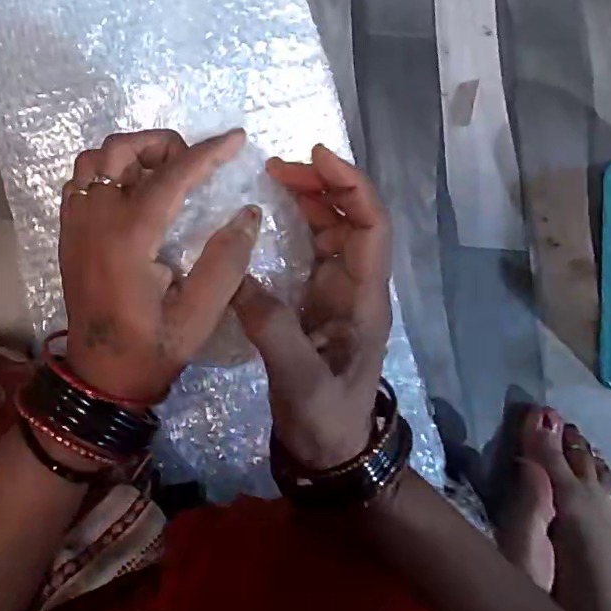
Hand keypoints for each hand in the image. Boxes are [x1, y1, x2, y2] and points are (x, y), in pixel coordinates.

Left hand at [59, 129, 261, 400]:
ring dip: (130, 155)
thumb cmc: (153, 347)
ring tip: (161, 176)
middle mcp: (94, 221)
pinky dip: (106, 173)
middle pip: (119, 150)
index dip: (207, 153)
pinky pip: (79, 182)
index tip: (236, 139)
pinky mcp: (67, 234)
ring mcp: (75, 225)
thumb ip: (226, 261)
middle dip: (162, 145)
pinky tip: (131, 195)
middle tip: (192, 166)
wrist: (101, 376)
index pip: (170, 177)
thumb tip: (247, 213)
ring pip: (93, 160)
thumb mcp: (200, 314)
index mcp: (128, 239)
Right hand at [231, 145, 392, 468]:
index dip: (351, 187)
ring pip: (333, 230)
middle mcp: (356, 287)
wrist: (331, 453)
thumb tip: (239, 279)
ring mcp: (338, 293)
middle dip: (324, 185)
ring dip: (311, 199)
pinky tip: (272, 216)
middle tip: (277, 167)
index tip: (315, 157)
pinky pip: (312, 249)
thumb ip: (275, 331)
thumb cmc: (325, 419)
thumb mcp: (301, 382)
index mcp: (364, 299)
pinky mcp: (318, 302)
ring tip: (273, 178)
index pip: (371, 227)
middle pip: (353, 219)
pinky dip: (297, 224)